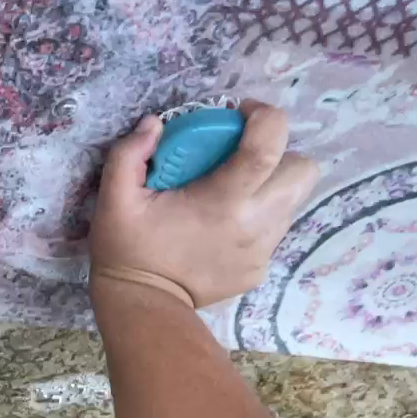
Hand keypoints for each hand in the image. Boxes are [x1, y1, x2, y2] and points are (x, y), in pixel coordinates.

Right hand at [89, 102, 318, 308]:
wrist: (142, 304)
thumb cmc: (126, 248)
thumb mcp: (113, 199)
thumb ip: (128, 155)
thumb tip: (153, 124)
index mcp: (222, 201)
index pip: (269, 146)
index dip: (266, 118)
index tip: (241, 112)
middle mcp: (255, 223)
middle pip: (302, 169)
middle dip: (277, 155)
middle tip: (237, 160)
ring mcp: (263, 248)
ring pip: (292, 199)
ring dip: (267, 186)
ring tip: (227, 194)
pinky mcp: (261, 267)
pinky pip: (273, 229)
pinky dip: (254, 218)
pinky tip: (220, 227)